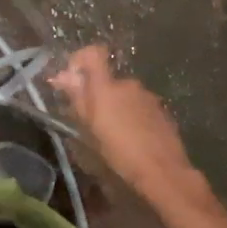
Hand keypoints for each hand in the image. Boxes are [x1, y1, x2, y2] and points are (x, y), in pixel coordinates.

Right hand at [50, 45, 194, 185]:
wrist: (165, 172)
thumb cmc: (120, 152)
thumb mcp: (91, 129)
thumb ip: (77, 98)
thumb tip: (61, 76)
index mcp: (106, 87)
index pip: (93, 54)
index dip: (82, 59)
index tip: (74, 79)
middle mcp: (128, 84)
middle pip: (108, 80)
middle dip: (99, 94)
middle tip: (94, 120)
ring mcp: (147, 96)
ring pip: (125, 94)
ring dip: (117, 106)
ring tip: (116, 133)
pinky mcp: (162, 110)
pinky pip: (140, 105)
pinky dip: (133, 115)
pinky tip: (134, 138)